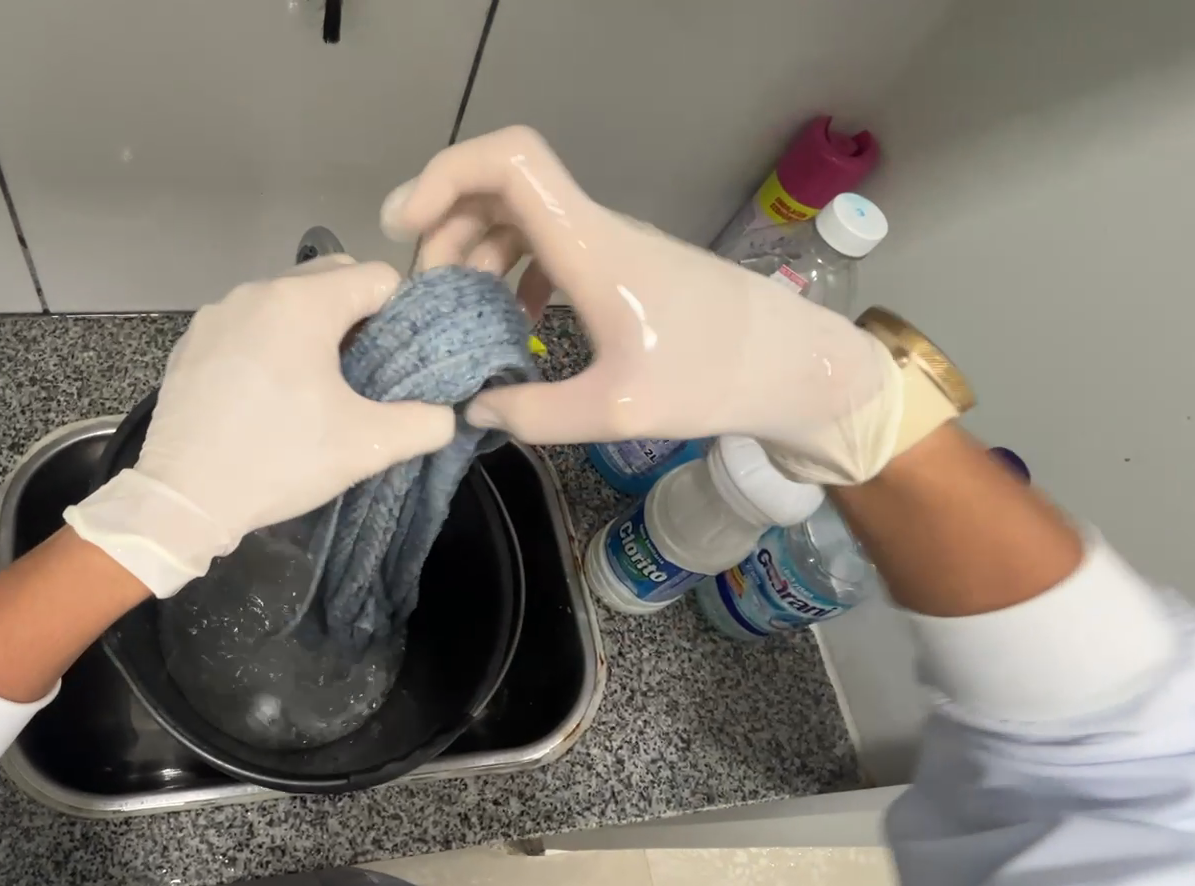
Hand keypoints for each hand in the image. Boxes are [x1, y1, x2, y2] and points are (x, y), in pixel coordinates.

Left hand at [64, 257, 456, 596]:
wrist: (184, 497)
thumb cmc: (279, 461)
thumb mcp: (366, 447)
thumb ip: (424, 423)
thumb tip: (446, 414)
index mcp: (303, 302)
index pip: (377, 276)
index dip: (401, 313)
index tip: (400, 357)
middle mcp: (257, 291)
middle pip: (329, 278)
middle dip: (356, 315)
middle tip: (363, 371)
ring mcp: (217, 313)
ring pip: (284, 301)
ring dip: (310, 328)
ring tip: (314, 384)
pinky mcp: (191, 342)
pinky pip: (246, 325)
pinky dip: (267, 344)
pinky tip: (265, 393)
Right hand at [381, 126, 903, 483]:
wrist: (788, 364)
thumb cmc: (711, 378)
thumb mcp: (612, 412)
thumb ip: (531, 414)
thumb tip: (474, 409)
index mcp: (589, 246)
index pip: (511, 162)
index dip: (446, 175)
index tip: (405, 226)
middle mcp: (592, 229)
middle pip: (498, 186)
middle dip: (445, 227)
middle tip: (426, 293)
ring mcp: (604, 244)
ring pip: (516, 215)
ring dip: (473, 250)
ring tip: (456, 309)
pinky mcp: (614, 265)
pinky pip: (541, 245)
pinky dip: (507, 270)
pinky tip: (508, 319)